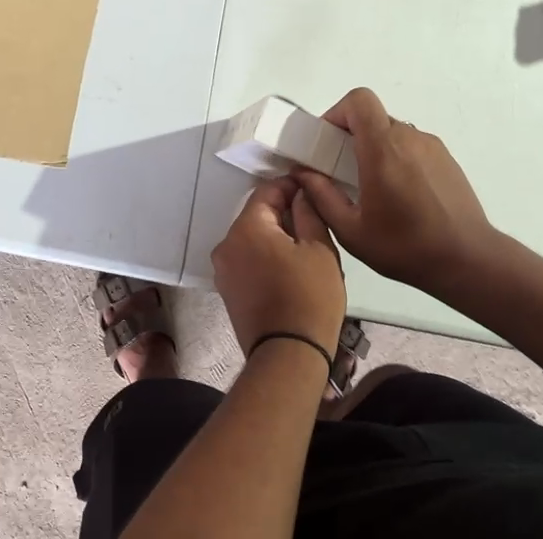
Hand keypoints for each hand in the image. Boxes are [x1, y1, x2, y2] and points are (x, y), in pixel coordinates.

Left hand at [212, 177, 346, 357]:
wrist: (288, 355)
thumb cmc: (310, 297)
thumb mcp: (319, 249)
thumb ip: (308, 212)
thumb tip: (299, 193)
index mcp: (247, 228)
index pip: (266, 192)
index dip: (290, 187)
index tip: (311, 189)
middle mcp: (226, 244)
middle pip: (256, 216)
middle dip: (282, 214)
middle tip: (313, 219)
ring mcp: (223, 269)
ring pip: (251, 239)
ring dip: (274, 237)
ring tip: (305, 246)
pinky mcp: (227, 290)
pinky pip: (246, 261)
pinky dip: (264, 257)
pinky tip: (288, 268)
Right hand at [290, 87, 501, 296]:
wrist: (469, 261)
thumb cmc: (406, 247)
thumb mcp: (351, 231)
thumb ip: (322, 196)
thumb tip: (303, 173)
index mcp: (383, 149)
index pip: (359, 101)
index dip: (338, 113)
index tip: (328, 141)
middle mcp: (409, 138)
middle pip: (372, 117)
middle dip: (351, 136)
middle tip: (342, 170)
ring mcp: (432, 146)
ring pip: (392, 132)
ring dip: (375, 149)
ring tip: (372, 188)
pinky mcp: (446, 159)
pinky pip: (411, 146)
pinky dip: (397, 159)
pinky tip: (399, 196)